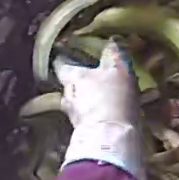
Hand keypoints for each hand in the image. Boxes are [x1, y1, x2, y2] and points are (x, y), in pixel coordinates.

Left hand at [54, 42, 143, 179]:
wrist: (111, 140)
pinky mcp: (85, 132)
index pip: (61, 63)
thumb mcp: (116, 68)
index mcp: (72, 77)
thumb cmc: (110, 97)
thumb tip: (113, 39)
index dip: (63, 56)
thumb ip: (113, 53)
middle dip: (78, 80)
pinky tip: (109, 113)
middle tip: (91, 74)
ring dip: (87, 99)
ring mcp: (74, 116)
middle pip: (69, 84)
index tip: (66, 51)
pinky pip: (88, 117)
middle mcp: (68, 96)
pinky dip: (96, 113)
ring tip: (103, 95)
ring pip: (78, 101)